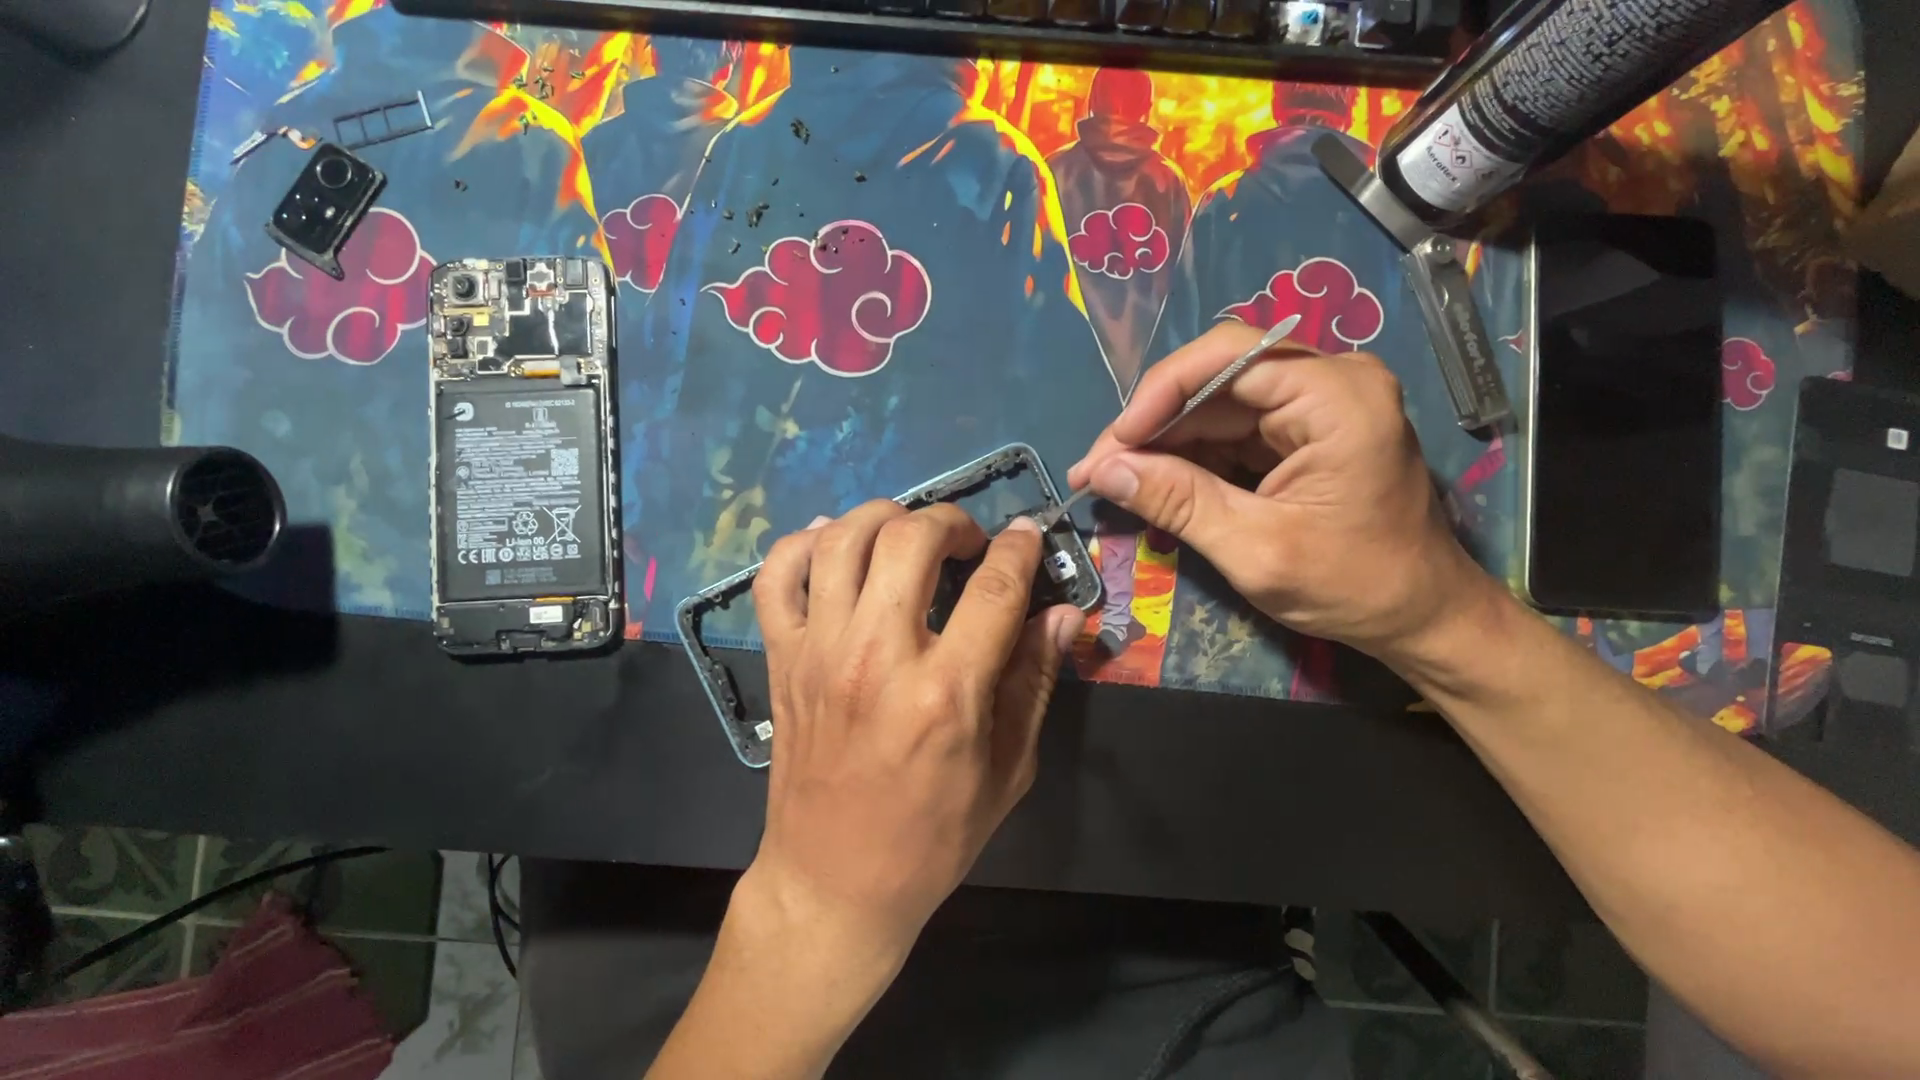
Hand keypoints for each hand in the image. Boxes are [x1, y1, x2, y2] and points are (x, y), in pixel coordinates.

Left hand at [744, 500, 1082, 953]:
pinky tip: (835, 544)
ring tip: (908, 535)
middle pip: (911, 539)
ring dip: (884, 517)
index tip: (1028, 536)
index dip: (1020, 548)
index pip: (993, 587)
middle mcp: (876, 655)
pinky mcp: (780, 659)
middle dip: (951, 521)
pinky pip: (777, 575)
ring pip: (842, 539)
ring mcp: (818, 652)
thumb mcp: (1007, 770)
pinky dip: (803, 542)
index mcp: (944, 692)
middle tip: (969, 542)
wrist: (833, 880)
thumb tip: (1061, 614)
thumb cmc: (932, 836)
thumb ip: (1033, 682)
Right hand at [1066, 321, 1496, 664]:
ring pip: (1217, 403)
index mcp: (1336, 396)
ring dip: (1163, 441)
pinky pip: (1234, 428)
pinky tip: (1150, 479)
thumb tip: (1103, 471)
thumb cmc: (1353, 586)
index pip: (1226, 359)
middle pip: (1216, 378)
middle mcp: (1330, 381)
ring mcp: (1319, 403)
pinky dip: (1190, 455)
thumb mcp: (1256, 549)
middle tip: (1097, 469)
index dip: (1156, 396)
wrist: (1422, 617)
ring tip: (1110, 478)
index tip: (1110, 447)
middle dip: (1152, 424)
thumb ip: (1178, 502)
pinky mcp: (1306, 430)